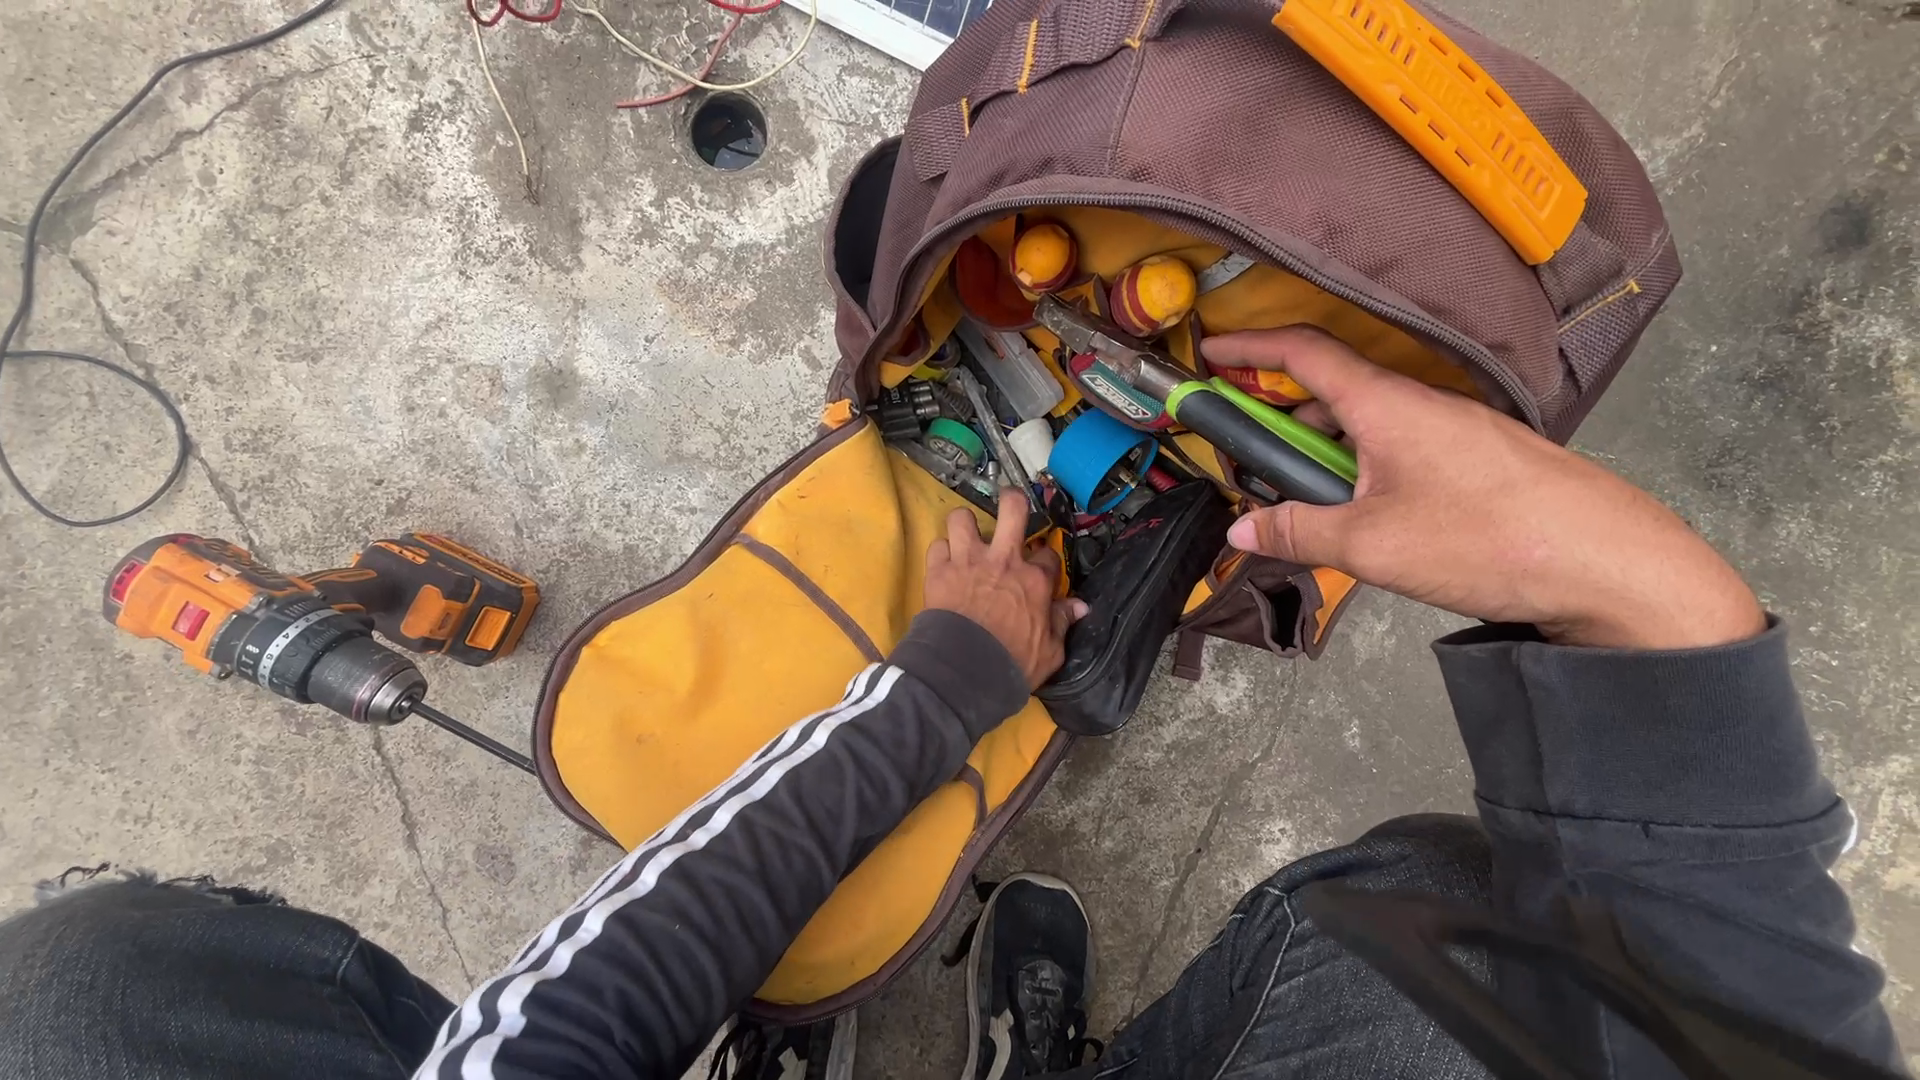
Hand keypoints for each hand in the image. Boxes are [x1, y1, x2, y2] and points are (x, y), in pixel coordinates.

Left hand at [925, 489, 1088, 688]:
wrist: (963, 670)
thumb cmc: (1011, 663)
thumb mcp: (1050, 651)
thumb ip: (1063, 623)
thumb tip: (1080, 606)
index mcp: (1034, 580)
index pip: (1049, 554)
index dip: (1046, 560)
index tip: (1041, 571)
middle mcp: (1003, 560)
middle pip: (1012, 508)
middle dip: (1013, 501)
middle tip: (1010, 510)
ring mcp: (968, 561)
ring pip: (963, 517)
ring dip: (965, 525)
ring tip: (966, 538)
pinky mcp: (938, 570)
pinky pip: (937, 545)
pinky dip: (941, 552)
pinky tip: (945, 563)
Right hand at [1200, 328, 1765, 648]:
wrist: (1614, 567)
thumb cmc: (1487, 541)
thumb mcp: (1369, 544)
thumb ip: (1296, 532)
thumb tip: (1241, 532)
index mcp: (1387, 406)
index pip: (1305, 353)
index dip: (1250, 348)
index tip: (1211, 353)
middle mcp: (1422, 405)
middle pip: (1332, 389)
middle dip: (1279, 412)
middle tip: (1248, 449)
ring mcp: (1455, 429)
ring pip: (1367, 422)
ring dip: (1322, 446)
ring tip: (1301, 495)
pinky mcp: (1478, 459)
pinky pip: (1399, 445)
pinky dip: (1361, 464)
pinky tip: (1361, 510)